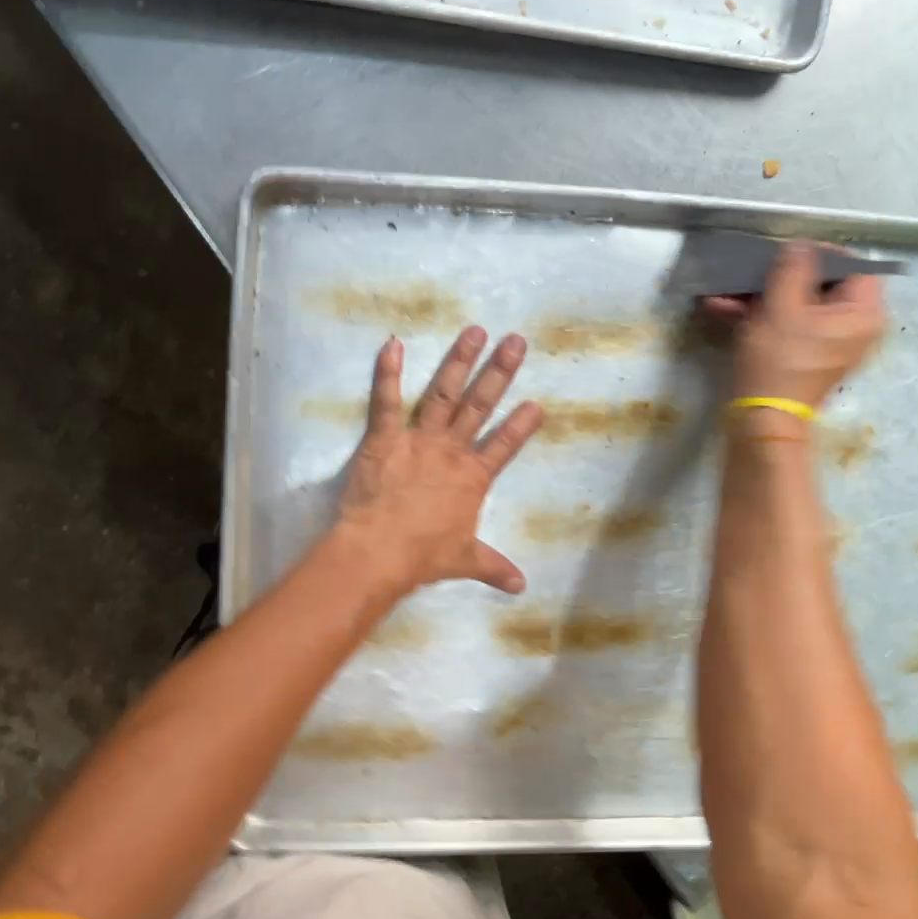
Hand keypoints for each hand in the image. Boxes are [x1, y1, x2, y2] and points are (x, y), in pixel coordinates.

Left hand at [335, 327, 544, 597]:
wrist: (380, 551)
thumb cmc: (423, 557)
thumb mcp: (464, 561)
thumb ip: (492, 567)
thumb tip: (521, 587)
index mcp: (472, 478)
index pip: (504, 447)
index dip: (521, 425)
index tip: (536, 403)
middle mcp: (450, 451)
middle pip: (479, 406)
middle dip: (499, 373)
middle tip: (516, 341)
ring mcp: (418, 441)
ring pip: (443, 394)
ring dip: (458, 361)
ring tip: (474, 331)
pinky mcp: (383, 438)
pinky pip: (386, 401)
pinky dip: (387, 372)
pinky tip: (392, 343)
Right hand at [703, 242, 886, 407]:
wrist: (762, 419)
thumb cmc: (778, 360)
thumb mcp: (781, 307)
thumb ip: (792, 268)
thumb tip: (798, 245)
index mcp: (863, 312)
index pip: (852, 264)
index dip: (817, 252)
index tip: (781, 252)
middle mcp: (855, 326)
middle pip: (821, 285)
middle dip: (778, 277)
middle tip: (748, 271)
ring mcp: (830, 344)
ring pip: (798, 306)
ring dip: (760, 297)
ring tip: (724, 293)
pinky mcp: (805, 357)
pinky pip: (788, 327)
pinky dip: (760, 318)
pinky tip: (723, 310)